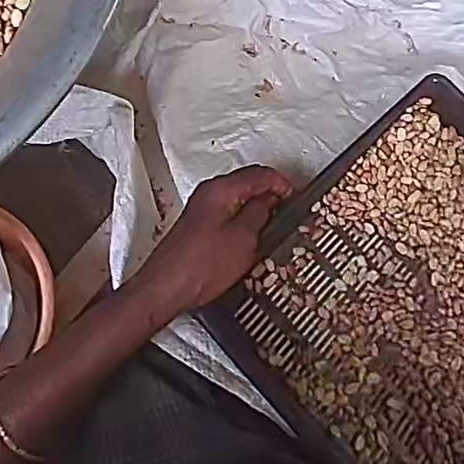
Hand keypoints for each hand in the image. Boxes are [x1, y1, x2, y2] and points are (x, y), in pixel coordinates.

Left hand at [131, 164, 293, 315]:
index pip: (261, 174)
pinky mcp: (199, 226)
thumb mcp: (244, 238)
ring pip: (239, 200)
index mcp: (221, 189)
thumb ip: (261, 212)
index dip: (284, 185)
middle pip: (249, 184)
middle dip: (272, 196)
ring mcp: (202, 209)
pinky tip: (253, 240)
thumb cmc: (201, 266)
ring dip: (258, 210)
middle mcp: (209, 193)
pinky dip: (244, 222)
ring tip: (275, 229)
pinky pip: (228, 214)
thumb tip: (271, 199)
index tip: (298, 201)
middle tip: (291, 215)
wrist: (165, 289)